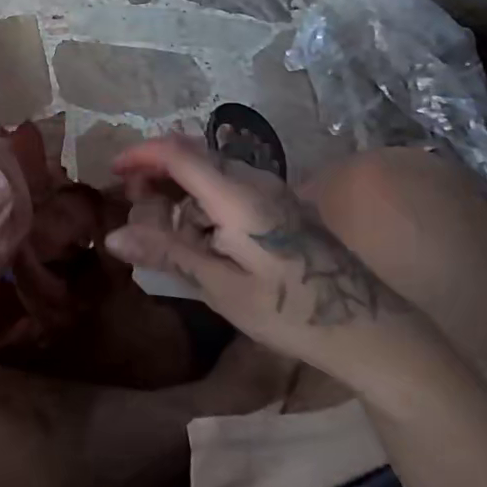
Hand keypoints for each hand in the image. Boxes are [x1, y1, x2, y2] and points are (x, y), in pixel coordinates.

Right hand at [105, 137, 435, 390]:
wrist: (375, 333)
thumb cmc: (293, 312)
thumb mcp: (222, 288)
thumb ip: (167, 253)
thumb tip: (112, 237)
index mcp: (238, 197)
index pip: (178, 154)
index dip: (140, 155)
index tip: (112, 171)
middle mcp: (255, 183)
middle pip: (192, 156)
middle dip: (156, 173)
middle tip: (135, 207)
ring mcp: (273, 193)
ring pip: (210, 172)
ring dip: (179, 190)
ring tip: (165, 232)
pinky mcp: (283, 207)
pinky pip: (229, 188)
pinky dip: (202, 201)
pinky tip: (202, 238)